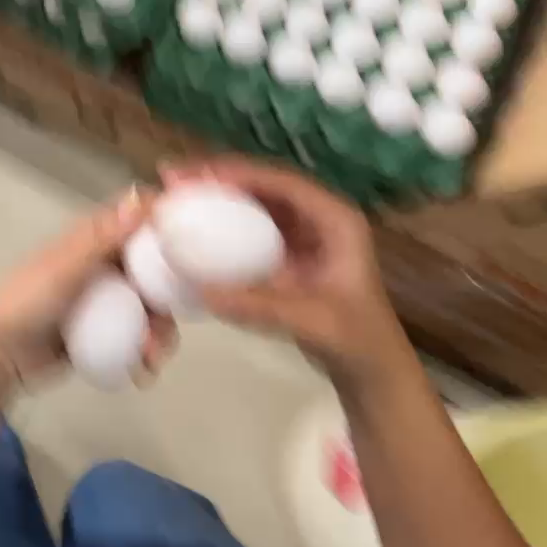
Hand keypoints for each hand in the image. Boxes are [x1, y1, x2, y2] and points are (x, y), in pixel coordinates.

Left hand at [0, 189, 178, 391]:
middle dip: (171, 297)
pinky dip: (146, 355)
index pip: (139, 221)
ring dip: (161, 333)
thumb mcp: (67, 267)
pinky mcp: (105, 336)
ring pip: (152, 310)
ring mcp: (107, 303)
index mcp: (95, 240)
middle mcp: (105, 266)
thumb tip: (143, 198)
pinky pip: (138, 341)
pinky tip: (142, 372)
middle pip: (155, 271)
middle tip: (169, 323)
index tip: (199, 243)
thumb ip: (104, 237)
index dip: (168, 225)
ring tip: (152, 357)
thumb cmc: (27, 299)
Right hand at [162, 158, 412, 388]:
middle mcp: (317, 216)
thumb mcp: (311, 322)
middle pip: (262, 184)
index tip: (198, 175)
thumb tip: (201, 291)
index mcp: (335, 218)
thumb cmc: (356, 340)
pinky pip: (248, 225)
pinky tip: (192, 222)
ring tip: (176, 190)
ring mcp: (300, 233)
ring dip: (216, 195)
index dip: (240, 173)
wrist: (372, 372)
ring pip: (253, 201)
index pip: (282, 182)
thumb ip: (260, 306)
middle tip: (173, 176)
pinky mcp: (285, 252)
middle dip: (218, 177)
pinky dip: (220, 221)